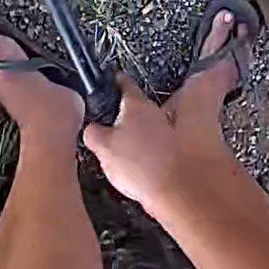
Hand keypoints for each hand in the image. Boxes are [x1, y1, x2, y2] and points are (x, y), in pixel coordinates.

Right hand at [81, 74, 183, 210]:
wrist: (175, 191)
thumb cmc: (143, 166)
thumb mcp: (103, 148)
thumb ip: (93, 133)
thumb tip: (90, 129)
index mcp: (136, 104)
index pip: (125, 83)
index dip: (116, 80)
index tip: (113, 77)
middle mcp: (156, 112)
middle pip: (138, 106)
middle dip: (126, 115)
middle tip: (112, 128)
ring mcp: (170, 130)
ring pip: (150, 126)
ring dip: (140, 135)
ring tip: (126, 154)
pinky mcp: (178, 151)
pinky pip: (159, 146)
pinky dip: (150, 153)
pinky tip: (141, 168)